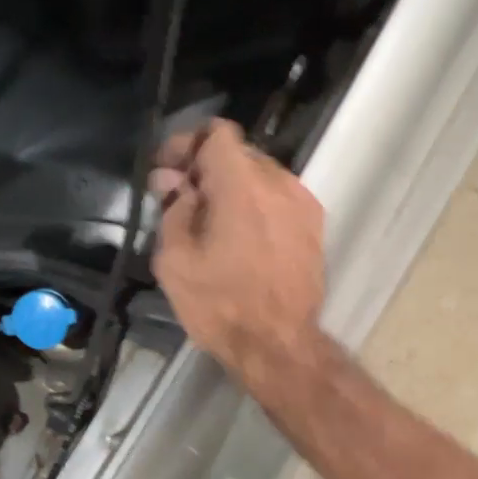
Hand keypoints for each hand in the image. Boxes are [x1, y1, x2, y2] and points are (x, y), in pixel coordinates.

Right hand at [149, 120, 326, 371]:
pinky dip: (252, 205)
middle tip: (178, 196)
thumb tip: (173, 182)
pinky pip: (276, 199)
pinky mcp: (312, 226)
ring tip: (206, 220)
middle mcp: (278, 183)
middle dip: (205, 167)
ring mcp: (301, 203)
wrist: (276, 344)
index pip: (217, 135)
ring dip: (230, 188)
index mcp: (241, 186)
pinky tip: (235, 236)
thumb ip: (173, 211)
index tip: (165, 168)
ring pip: (259, 176)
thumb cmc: (219, 305)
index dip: (186, 144)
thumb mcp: (175, 261)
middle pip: (238, 153)